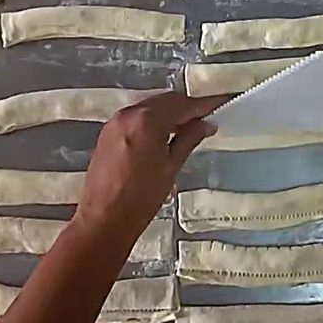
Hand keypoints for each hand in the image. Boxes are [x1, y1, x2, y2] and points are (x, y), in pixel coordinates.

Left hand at [78, 92, 227, 234]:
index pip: (182, 105)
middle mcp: (129, 114)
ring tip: (189, 126)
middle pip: (165, 101)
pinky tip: (165, 133)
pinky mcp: (108, 132)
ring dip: (170, 113)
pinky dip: (153, 119)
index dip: (204, 105)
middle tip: (207, 117)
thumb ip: (189, 139)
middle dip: (187, 107)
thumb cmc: (141, 198)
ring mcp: (115, 122)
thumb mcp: (171, 167)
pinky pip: (137, 116)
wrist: (103, 220)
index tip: (220, 104)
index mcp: (147, 121)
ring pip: (150, 107)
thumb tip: (206, 125)